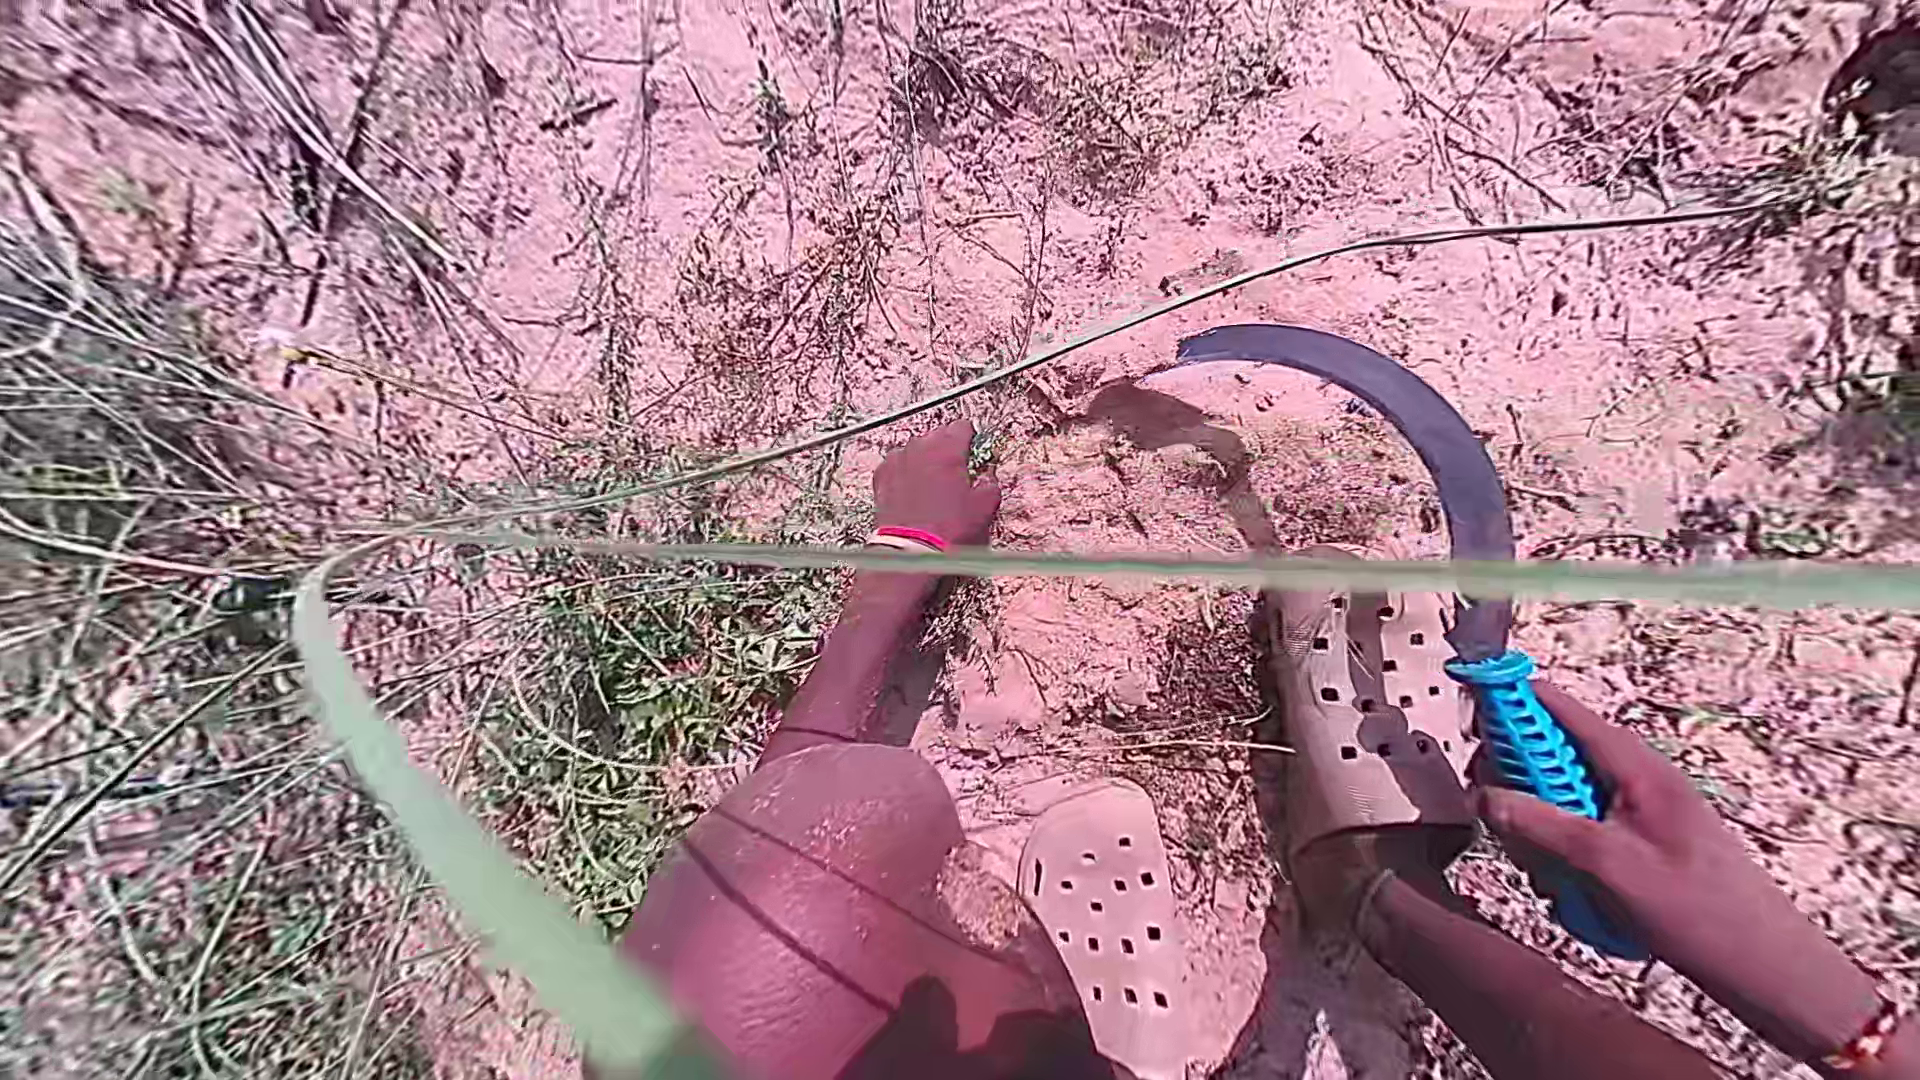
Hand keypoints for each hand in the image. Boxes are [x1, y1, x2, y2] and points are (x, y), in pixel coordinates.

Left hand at [873, 420, 1000, 546]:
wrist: (911, 550)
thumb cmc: (945, 529)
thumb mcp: (982, 507)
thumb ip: (990, 485)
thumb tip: (989, 480)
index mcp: (947, 449)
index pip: (961, 427)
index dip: (969, 437)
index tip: (971, 446)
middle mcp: (920, 448)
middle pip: (937, 435)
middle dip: (946, 449)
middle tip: (955, 471)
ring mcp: (898, 461)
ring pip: (915, 449)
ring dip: (925, 459)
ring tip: (933, 483)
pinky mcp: (882, 476)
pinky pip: (897, 464)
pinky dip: (905, 472)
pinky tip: (913, 488)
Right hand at [1475, 684, 1882, 1064]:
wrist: (1773, 978)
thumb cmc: (1702, 913)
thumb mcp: (1606, 863)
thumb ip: (1534, 821)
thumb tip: (1478, 795)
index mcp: (1630, 762)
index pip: (1552, 702)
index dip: (1504, 695)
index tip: (1466, 707)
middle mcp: (1622, 772)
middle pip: (1537, 744)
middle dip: (1508, 771)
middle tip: (1497, 803)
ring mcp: (1619, 801)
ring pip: (1542, 784)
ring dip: (1525, 813)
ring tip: (1539, 855)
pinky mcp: (1616, 828)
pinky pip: (1557, 814)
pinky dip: (1544, 836)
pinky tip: (1557, 870)